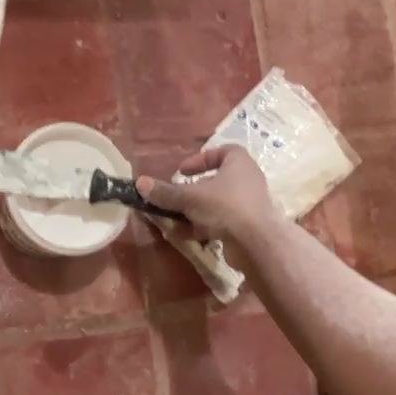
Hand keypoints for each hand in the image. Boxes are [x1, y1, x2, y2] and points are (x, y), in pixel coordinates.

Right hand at [136, 146, 278, 246]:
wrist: (255, 243)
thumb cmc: (224, 207)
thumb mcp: (190, 197)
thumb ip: (166, 192)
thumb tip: (140, 183)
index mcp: (239, 163)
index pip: (222, 151)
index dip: (200, 159)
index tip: (181, 172)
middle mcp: (246, 181)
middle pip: (215, 181)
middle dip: (192, 191)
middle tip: (175, 197)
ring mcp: (248, 205)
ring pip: (215, 204)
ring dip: (193, 211)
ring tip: (174, 220)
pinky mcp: (246, 227)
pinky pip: (220, 222)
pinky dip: (202, 227)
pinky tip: (184, 235)